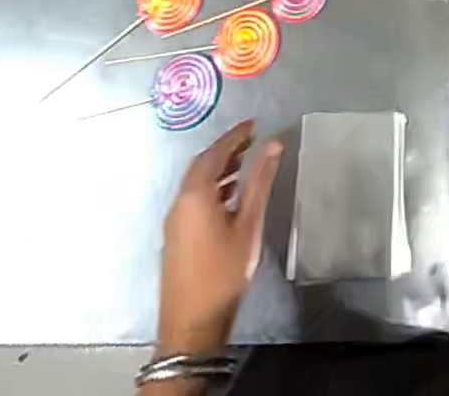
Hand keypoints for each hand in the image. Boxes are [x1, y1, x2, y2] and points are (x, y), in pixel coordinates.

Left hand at [158, 119, 284, 352]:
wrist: (192, 325)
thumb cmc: (224, 270)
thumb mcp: (249, 223)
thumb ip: (261, 180)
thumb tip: (274, 143)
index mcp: (195, 194)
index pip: (215, 153)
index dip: (236, 135)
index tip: (255, 123)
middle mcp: (179, 202)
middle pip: (202, 164)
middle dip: (227, 148)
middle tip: (253, 138)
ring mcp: (175, 221)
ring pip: (196, 182)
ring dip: (220, 167)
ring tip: (246, 162)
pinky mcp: (177, 235)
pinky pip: (194, 197)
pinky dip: (213, 185)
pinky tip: (231, 194)